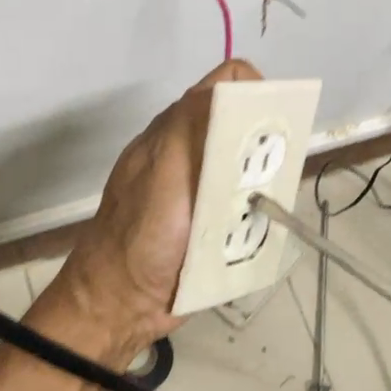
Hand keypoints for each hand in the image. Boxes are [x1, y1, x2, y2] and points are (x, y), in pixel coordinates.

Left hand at [38, 60, 263, 359]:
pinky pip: (244, 201)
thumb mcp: (164, 173)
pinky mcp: (208, 221)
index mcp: (174, 131)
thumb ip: (191, 127)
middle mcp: (187, 152)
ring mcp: (198, 188)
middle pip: (240, 125)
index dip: (254, 93)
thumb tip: (235, 85)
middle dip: (263, 143)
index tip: (271, 127)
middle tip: (270, 175)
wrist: (119, 304)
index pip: (224, 85)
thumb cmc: (140, 236)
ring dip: (263, 180)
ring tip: (264, 204)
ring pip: (246, 166)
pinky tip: (255, 227)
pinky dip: (256, 209)